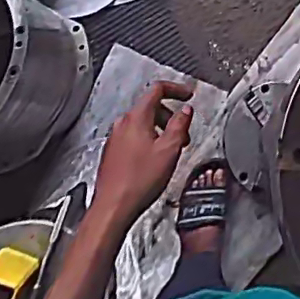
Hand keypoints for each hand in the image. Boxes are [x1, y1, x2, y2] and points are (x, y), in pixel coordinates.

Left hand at [94, 81, 193, 222]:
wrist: (112, 209)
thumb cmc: (138, 182)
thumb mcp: (169, 149)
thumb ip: (180, 124)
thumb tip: (185, 110)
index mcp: (137, 117)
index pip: (158, 89)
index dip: (176, 89)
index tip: (187, 94)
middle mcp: (123, 124)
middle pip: (151, 107)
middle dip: (170, 117)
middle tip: (182, 132)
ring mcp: (115, 138)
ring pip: (142, 123)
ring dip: (159, 131)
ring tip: (169, 151)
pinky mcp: (112, 153)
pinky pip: (133, 138)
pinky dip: (147, 141)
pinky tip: (152, 161)